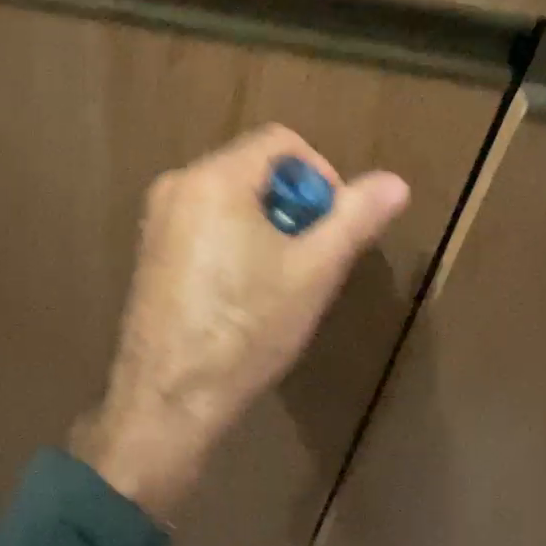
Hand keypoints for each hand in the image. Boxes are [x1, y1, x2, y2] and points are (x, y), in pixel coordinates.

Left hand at [72, 125, 410, 519]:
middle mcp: (178, 184)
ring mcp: (157, 218)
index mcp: (215, 178)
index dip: (321, 174)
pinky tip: (245, 292)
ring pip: (232, 196)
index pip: (282, 142)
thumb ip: (355, 218)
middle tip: (310, 257)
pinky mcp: (150, 250)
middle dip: (293, 204)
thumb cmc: (246, 330)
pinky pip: (205, 220)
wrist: (166, 403)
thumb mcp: (314, 271)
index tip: (331, 226)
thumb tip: (396, 182)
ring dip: (267, 223)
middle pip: (255, 167)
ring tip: (281, 279)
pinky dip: (236, 238)